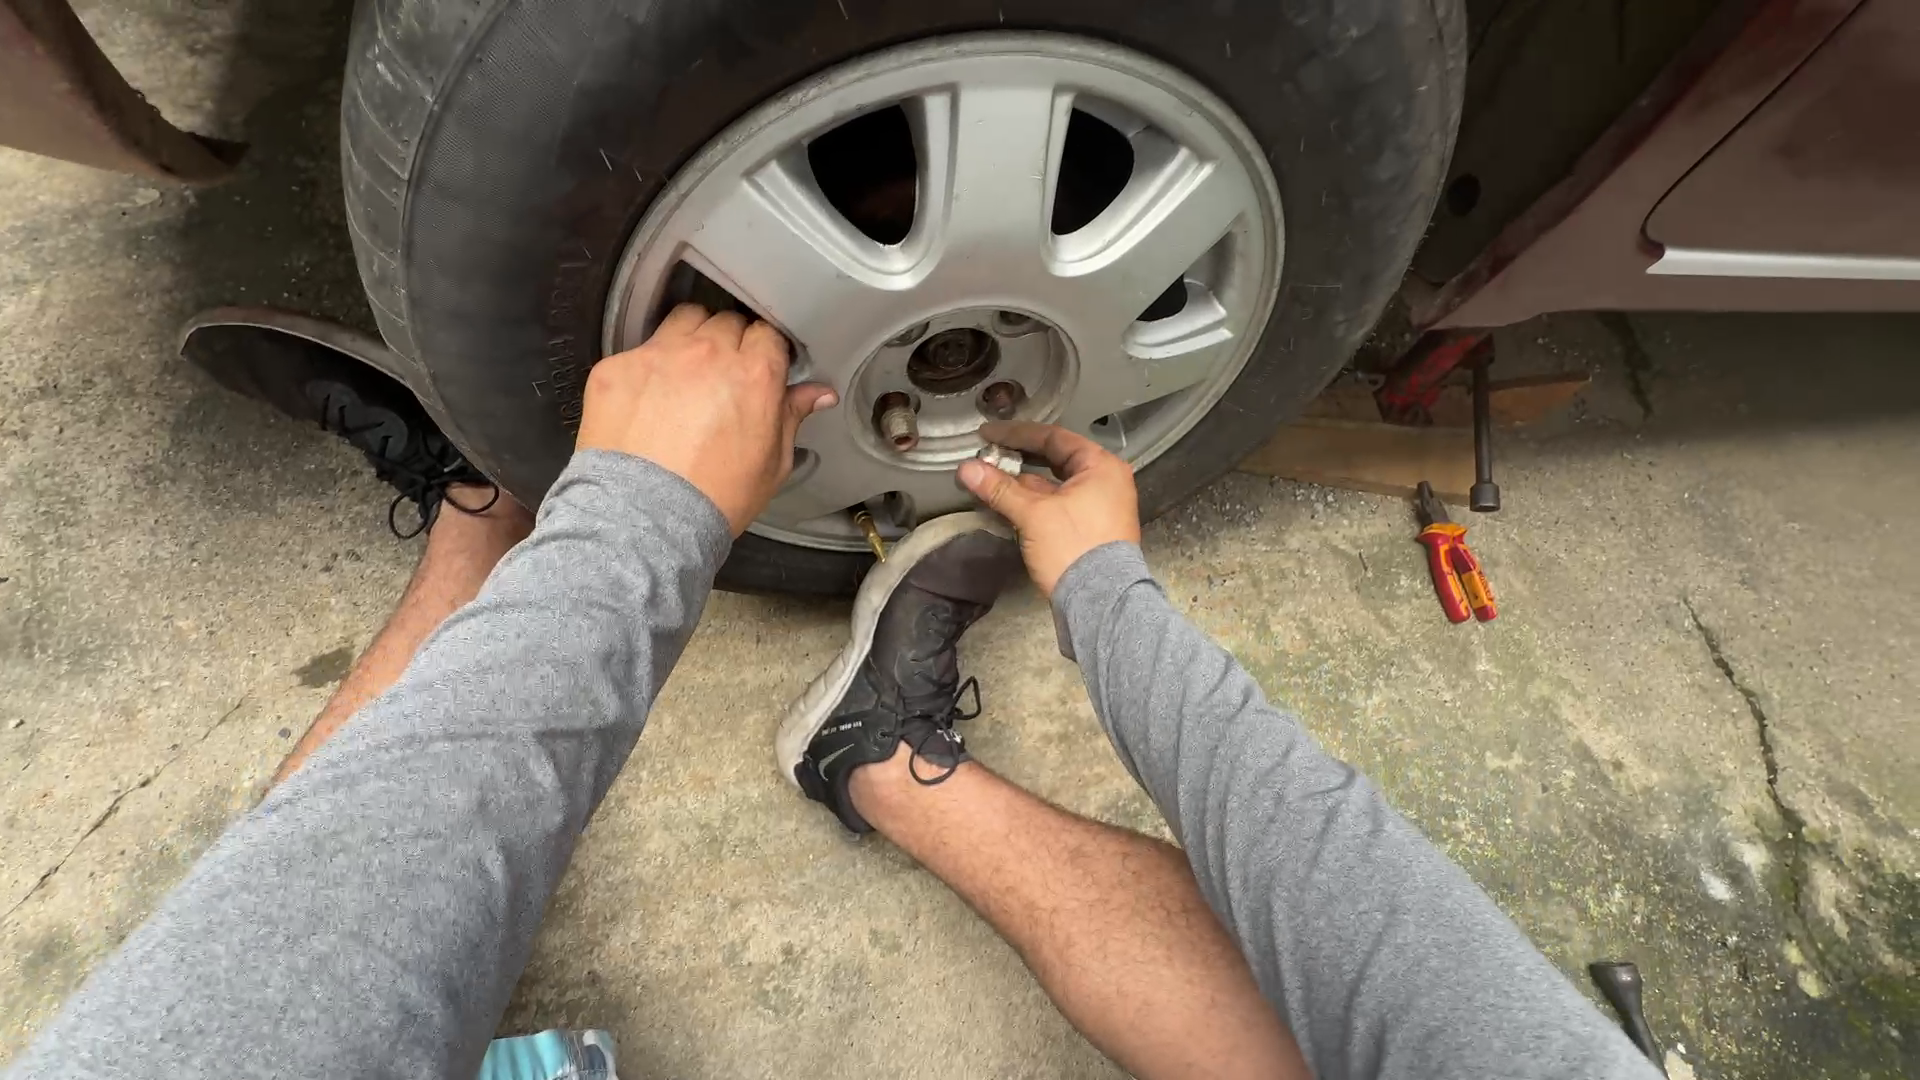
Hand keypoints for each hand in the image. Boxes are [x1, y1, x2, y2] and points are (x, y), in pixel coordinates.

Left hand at [577, 304, 837, 533]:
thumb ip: (793, 417)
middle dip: (733, 343)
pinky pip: (642, 348)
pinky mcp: (618, 368)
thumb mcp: (772, 463)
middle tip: (729, 376)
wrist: (647, 519)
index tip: (765, 367)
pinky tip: (654, 396)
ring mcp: (659, 356)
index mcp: (754, 376)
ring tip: (692, 371)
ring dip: (695, 337)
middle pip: (728, 321)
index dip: (768, 351)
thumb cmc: (714, 498)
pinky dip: (653, 364)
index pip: (769, 334)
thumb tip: (818, 394)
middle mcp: (708, 355)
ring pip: (686, 318)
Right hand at [956, 421, 1140, 596]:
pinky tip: (1006, 502)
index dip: (1017, 434)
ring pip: (1053, 485)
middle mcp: (1105, 482)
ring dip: (1022, 482)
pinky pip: (1056, 505)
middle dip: (1018, 458)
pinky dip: (1032, 502)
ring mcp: (1098, 507)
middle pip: (1055, 460)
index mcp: (1101, 467)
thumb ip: (1000, 488)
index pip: (1054, 438)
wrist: (1100, 603)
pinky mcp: (1088, 530)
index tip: (987, 434)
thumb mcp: (1034, 514)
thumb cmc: (1074, 548)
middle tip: (987, 453)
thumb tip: (966, 468)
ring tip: (988, 478)